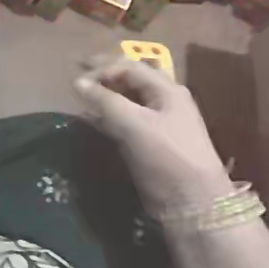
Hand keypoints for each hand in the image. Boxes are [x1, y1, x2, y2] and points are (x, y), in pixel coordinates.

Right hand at [74, 59, 232, 217]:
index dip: (102, 67)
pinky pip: (124, 120)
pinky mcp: (149, 142)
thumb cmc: (167, 156)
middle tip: (75, 80)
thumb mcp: (135, 124)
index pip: (130, 67)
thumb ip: (105, 101)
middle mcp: (163, 101)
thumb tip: (77, 82)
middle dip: (102, 77)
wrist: (192, 201)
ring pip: (126, 100)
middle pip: (129, 80)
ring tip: (80, 99)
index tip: (75, 76)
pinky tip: (90, 120)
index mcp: (167, 90)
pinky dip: (106, 117)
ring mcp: (157, 122)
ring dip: (103, 97)